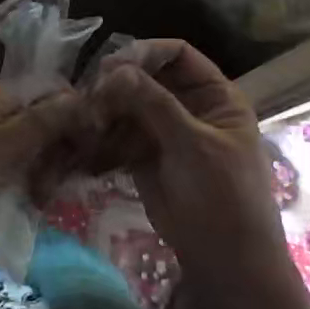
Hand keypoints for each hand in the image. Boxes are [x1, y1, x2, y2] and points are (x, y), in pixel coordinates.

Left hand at [0, 82, 83, 234]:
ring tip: (43, 197)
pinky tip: (33, 201)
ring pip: (35, 148)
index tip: (92, 148)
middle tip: (62, 182)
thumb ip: (40, 123)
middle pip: (48, 121)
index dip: (77, 115)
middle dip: (61, 150)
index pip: (55, 91)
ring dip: (46, 171)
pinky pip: (18, 166)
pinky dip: (28, 182)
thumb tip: (83, 98)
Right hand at [89, 39, 285, 274]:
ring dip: (105, 109)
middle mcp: (187, 106)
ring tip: (86, 122)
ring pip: (127, 105)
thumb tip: (116, 69)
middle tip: (91, 96)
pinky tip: (86, 141)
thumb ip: (156, 105)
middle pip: (147, 78)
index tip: (113, 66)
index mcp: (214, 96)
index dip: (146, 53)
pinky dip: (101, 135)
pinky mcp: (143, 154)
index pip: (178, 55)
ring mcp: (163, 131)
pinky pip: (118, 133)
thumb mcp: (194, 145)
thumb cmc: (224, 195)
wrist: (222, 255)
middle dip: (118, 84)